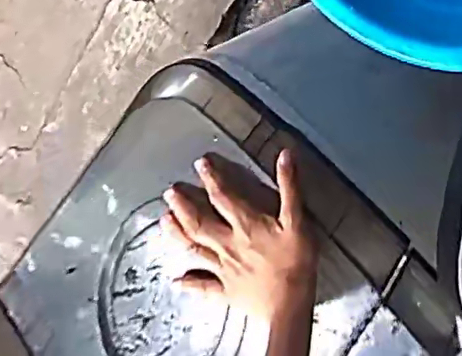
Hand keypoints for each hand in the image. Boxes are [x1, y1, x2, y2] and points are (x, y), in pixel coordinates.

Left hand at [163, 150, 316, 323]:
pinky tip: (176, 280)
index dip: (211, 177)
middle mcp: (228, 244)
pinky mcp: (225, 291)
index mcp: (245, 224)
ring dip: (178, 234)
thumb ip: (290, 186)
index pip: (223, 196)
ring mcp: (223, 269)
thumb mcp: (297, 219)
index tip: (200, 163)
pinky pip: (203, 286)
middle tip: (170, 191)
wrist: (290, 305)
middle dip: (184, 205)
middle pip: (200, 222)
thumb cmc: (296, 261)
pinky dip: (189, 282)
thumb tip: (285, 155)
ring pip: (195, 248)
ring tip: (164, 221)